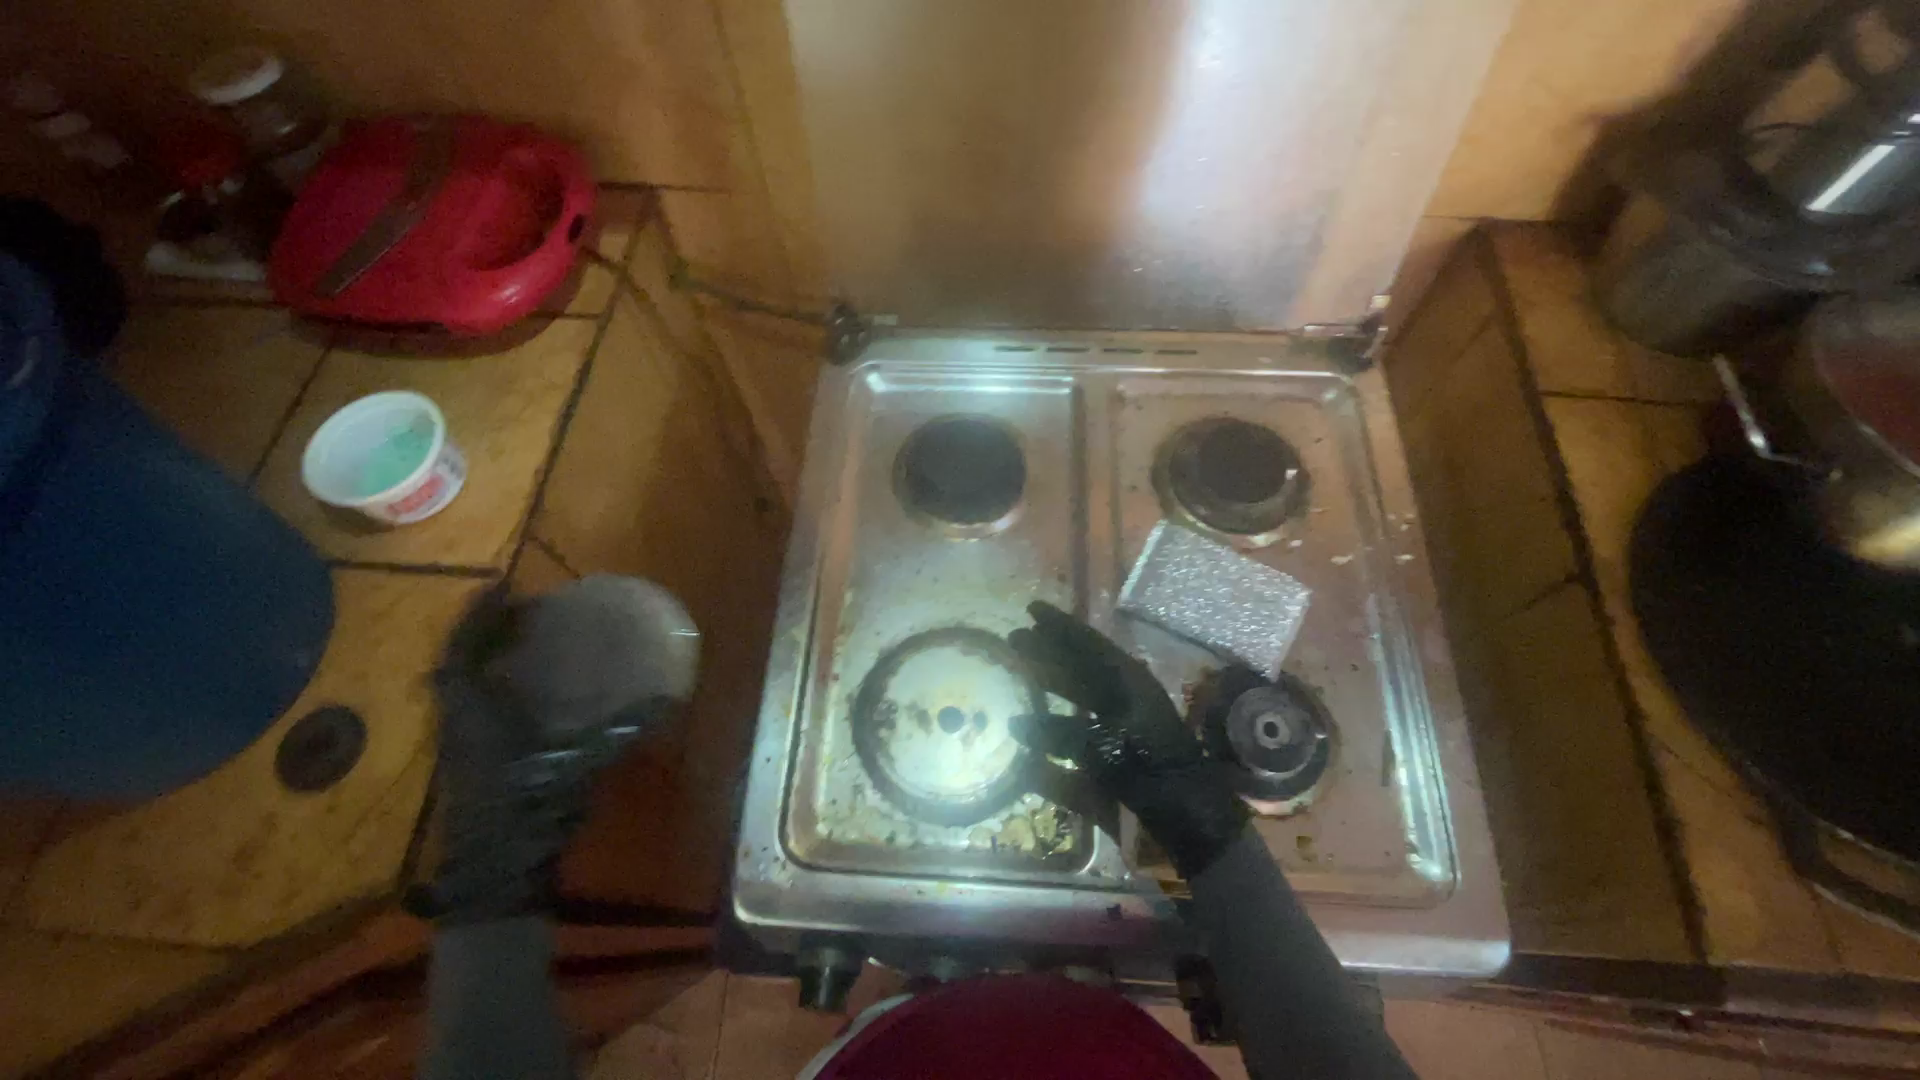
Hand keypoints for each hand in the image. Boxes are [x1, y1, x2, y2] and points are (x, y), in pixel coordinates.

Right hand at [1008, 602, 1247, 877]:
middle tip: (1014, 642)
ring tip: (1017, 679)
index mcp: (1129, 685)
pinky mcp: (1113, 765)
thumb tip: (1017, 723)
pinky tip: (1027, 745)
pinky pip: (1076, 744)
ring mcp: (1119, 734)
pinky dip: (1052, 743)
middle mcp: (1124, 702)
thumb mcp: (1106, 748)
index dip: (1060, 628)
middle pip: (1079, 671)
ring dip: (1048, 691)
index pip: (1088, 645)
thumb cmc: (1155, 774)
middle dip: (1048, 655)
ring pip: (1077, 702)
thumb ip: (1061, 735)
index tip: (1031, 610)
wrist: (1195, 823)